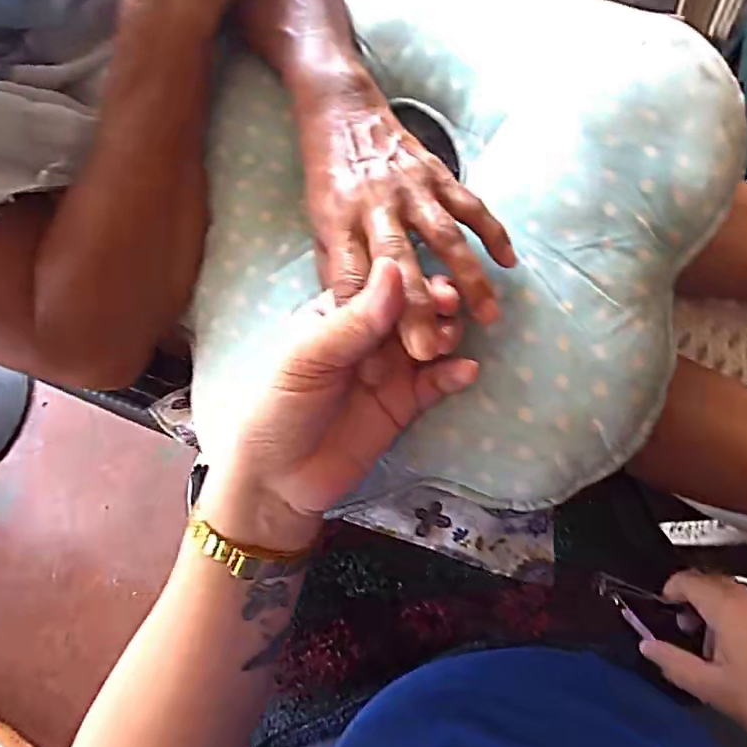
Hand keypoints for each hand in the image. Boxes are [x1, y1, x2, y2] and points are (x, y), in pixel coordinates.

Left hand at [203, 257, 477, 549]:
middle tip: (450, 307)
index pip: (379, 287)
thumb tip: (393, 266)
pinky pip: (436, 383)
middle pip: (411, 309)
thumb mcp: (311, 358)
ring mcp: (389, 369)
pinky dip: (453, 374)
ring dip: (447, 334)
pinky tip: (466, 371)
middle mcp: (368, 335)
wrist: (280, 479)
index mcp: (339, 313)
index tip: (432, 282)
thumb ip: (355, 320)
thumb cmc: (281, 407)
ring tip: (450, 340)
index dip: (408, 281)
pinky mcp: (404, 403)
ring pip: (430, 340)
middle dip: (434, 304)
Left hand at [301, 84, 516, 361]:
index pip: (349, 282)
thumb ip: (337, 269)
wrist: (341, 113)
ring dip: (467, 277)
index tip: (372, 368)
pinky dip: (492, 232)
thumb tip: (356, 317)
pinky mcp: (436, 172)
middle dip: (414, 310)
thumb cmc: (327, 180)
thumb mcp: (316, 227)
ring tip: (488, 316)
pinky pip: (471, 205)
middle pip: (396, 264)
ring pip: (443, 237)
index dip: (360, 325)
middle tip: (430, 352)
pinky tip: (509, 262)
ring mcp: (409, 188)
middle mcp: (373, 207)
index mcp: (337, 225)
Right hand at [638, 572, 746, 746]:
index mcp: (730, 606)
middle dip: (694, 601)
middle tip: (687, 631)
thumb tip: (648, 646)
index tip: (663, 608)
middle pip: (714, 584)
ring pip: (740, 599)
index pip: (687, 578)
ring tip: (720, 652)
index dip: (669, 590)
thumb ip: (671, 661)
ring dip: (722, 613)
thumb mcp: (710, 688)